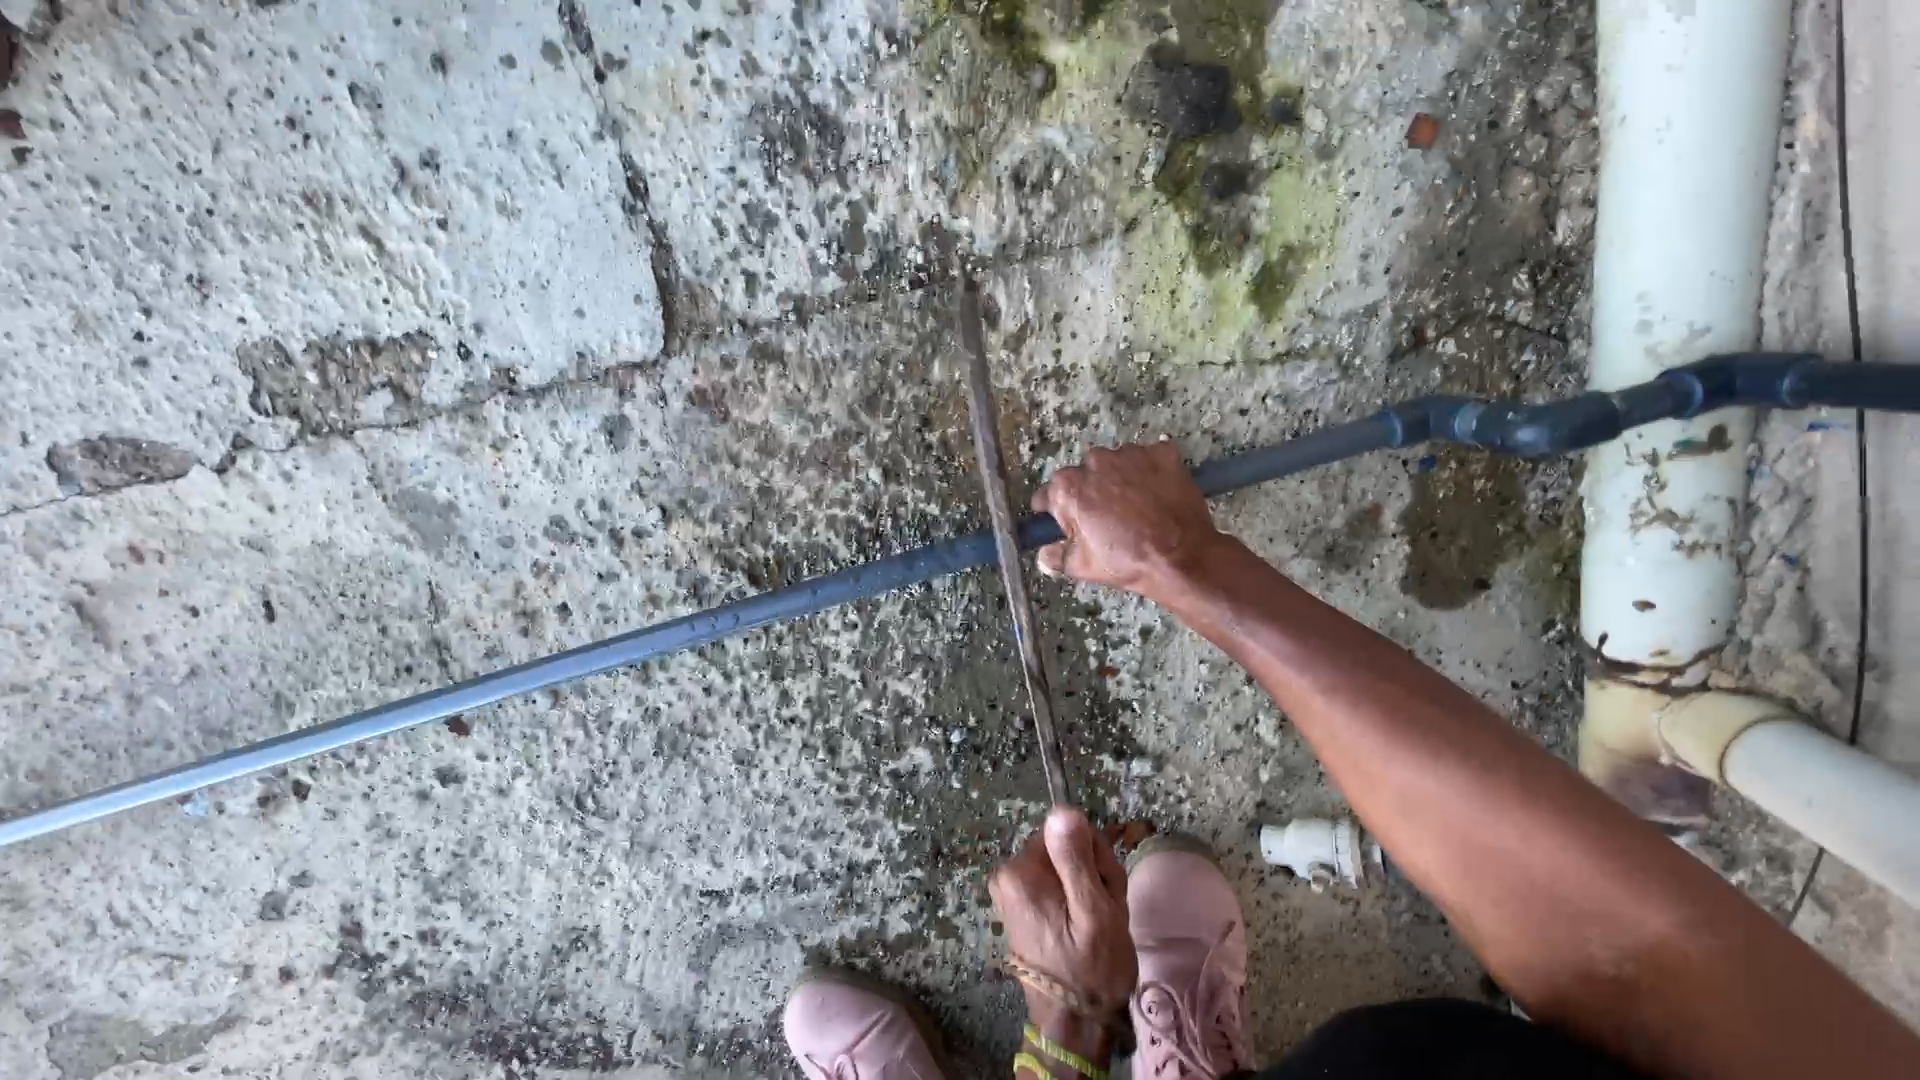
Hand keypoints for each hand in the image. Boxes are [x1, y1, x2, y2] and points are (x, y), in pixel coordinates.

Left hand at [989, 806, 1135, 1031]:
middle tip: (1105, 912)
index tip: (1105, 891)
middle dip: (1093, 875)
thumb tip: (1063, 809)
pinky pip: (1058, 888)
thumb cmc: (1090, 969)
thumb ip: (1076, 858)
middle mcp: (1007, 875)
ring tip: (1097, 926)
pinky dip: (1078, 904)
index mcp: (1020, 871)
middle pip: (1065, 850)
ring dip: (1090, 891)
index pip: (1067, 832)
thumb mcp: (1094, 911)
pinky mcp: (1021, 908)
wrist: (1073, 1025)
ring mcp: (1012, 893)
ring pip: (1066, 869)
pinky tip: (1087, 931)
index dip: (1094, 858)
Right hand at [1031, 441, 1226, 601]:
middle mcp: (1095, 462)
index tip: (1064, 519)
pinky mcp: (1161, 454)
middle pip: (1084, 474)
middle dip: (1091, 492)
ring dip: (1120, 479)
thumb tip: (1044, 555)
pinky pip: (1148, 459)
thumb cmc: (1128, 561)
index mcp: (1069, 487)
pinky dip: (1149, 473)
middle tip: (1106, 518)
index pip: (1049, 493)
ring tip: (1135, 507)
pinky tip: (1156, 495)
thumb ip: (1055, 556)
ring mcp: (1130, 455)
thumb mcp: (1081, 567)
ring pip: (1116, 464)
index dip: (1055, 509)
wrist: (1182, 556)